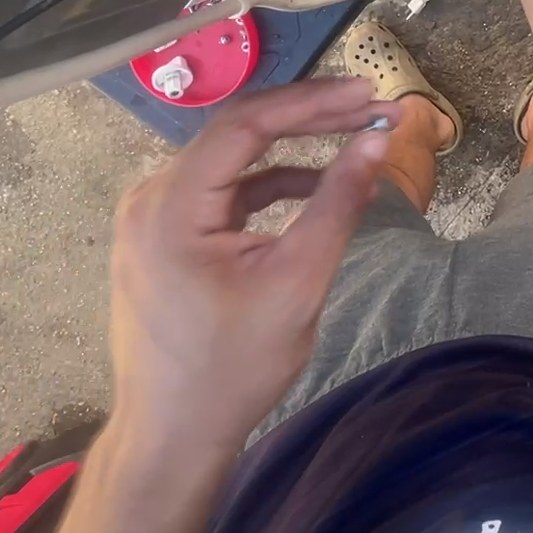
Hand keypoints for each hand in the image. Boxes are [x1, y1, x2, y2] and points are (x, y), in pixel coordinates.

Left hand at [106, 79, 399, 453]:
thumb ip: (339, 201)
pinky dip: (279, 180)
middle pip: (242, 131)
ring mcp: (158, 213)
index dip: (314, 101)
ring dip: (300, 144)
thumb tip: (378, 138)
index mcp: (170, 205)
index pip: (247, 123)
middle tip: (375, 107)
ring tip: (359, 134)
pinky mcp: (173, 231)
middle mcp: (154, 195)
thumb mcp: (299, 280)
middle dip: (314, 115)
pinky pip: (232, 187)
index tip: (370, 94)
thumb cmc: (234, 365)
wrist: (175, 438)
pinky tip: (321, 185)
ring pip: (239, 155)